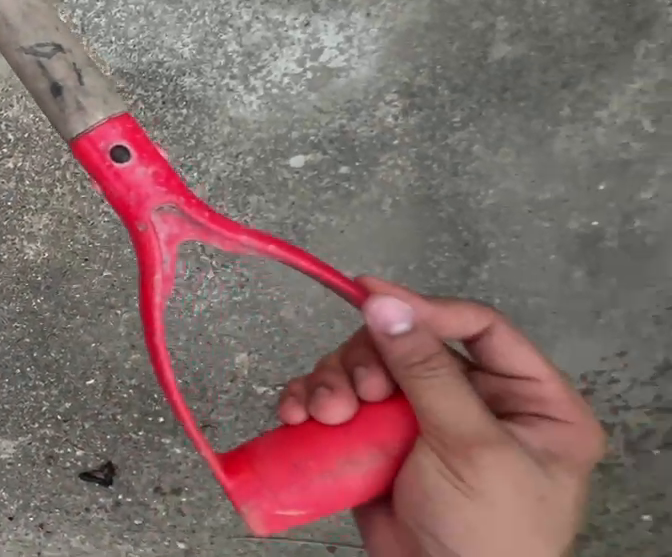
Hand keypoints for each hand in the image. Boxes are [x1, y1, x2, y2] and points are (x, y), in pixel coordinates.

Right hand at [278, 277, 604, 556]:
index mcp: (529, 403)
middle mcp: (473, 399)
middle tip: (357, 394)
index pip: (478, 328)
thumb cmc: (487, 532)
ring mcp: (418, 413)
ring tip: (324, 416)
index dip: (424, 309)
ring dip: (330, 384)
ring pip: (358, 363)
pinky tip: (299, 416)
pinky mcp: (373, 428)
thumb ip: (428, 373)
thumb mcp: (469, 447)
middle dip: (364, 363)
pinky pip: (331, 390)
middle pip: (401, 340)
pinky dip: (308, 398)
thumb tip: (385, 302)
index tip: (369, 297)